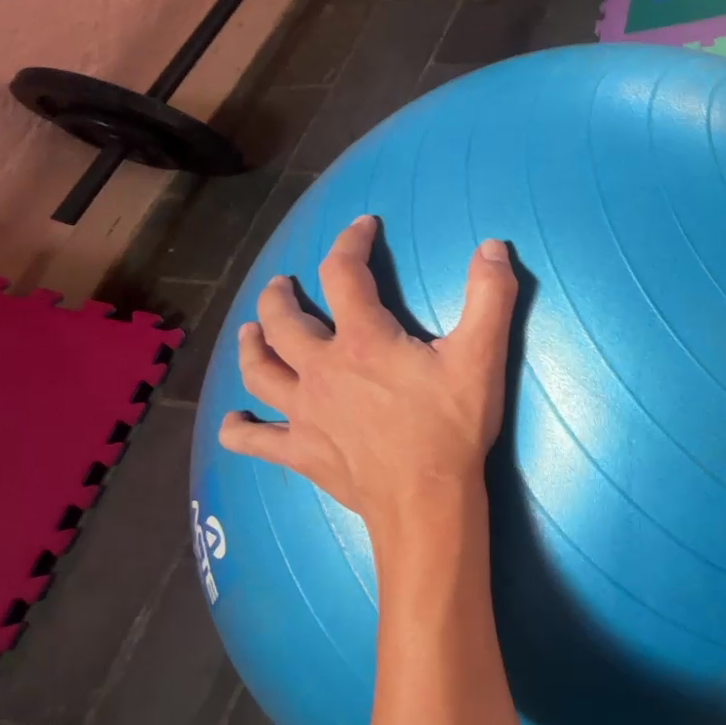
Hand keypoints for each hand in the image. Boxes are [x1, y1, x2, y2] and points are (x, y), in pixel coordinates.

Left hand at [219, 215, 519, 530]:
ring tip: (252, 330)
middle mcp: (322, 370)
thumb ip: (490, 296)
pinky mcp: (301, 452)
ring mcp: (305, 413)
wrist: (426, 498)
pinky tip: (234, 421)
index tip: (362, 226)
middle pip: (284, 323)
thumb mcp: (483, 355)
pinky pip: (256, 439)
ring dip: (251, 346)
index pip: (345, 276)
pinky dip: (240, 428)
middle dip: (282, 296)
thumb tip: (492, 246)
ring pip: (260, 372)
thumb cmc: (454, 424)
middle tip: (286, 284)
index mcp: (365, 341)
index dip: (350, 243)